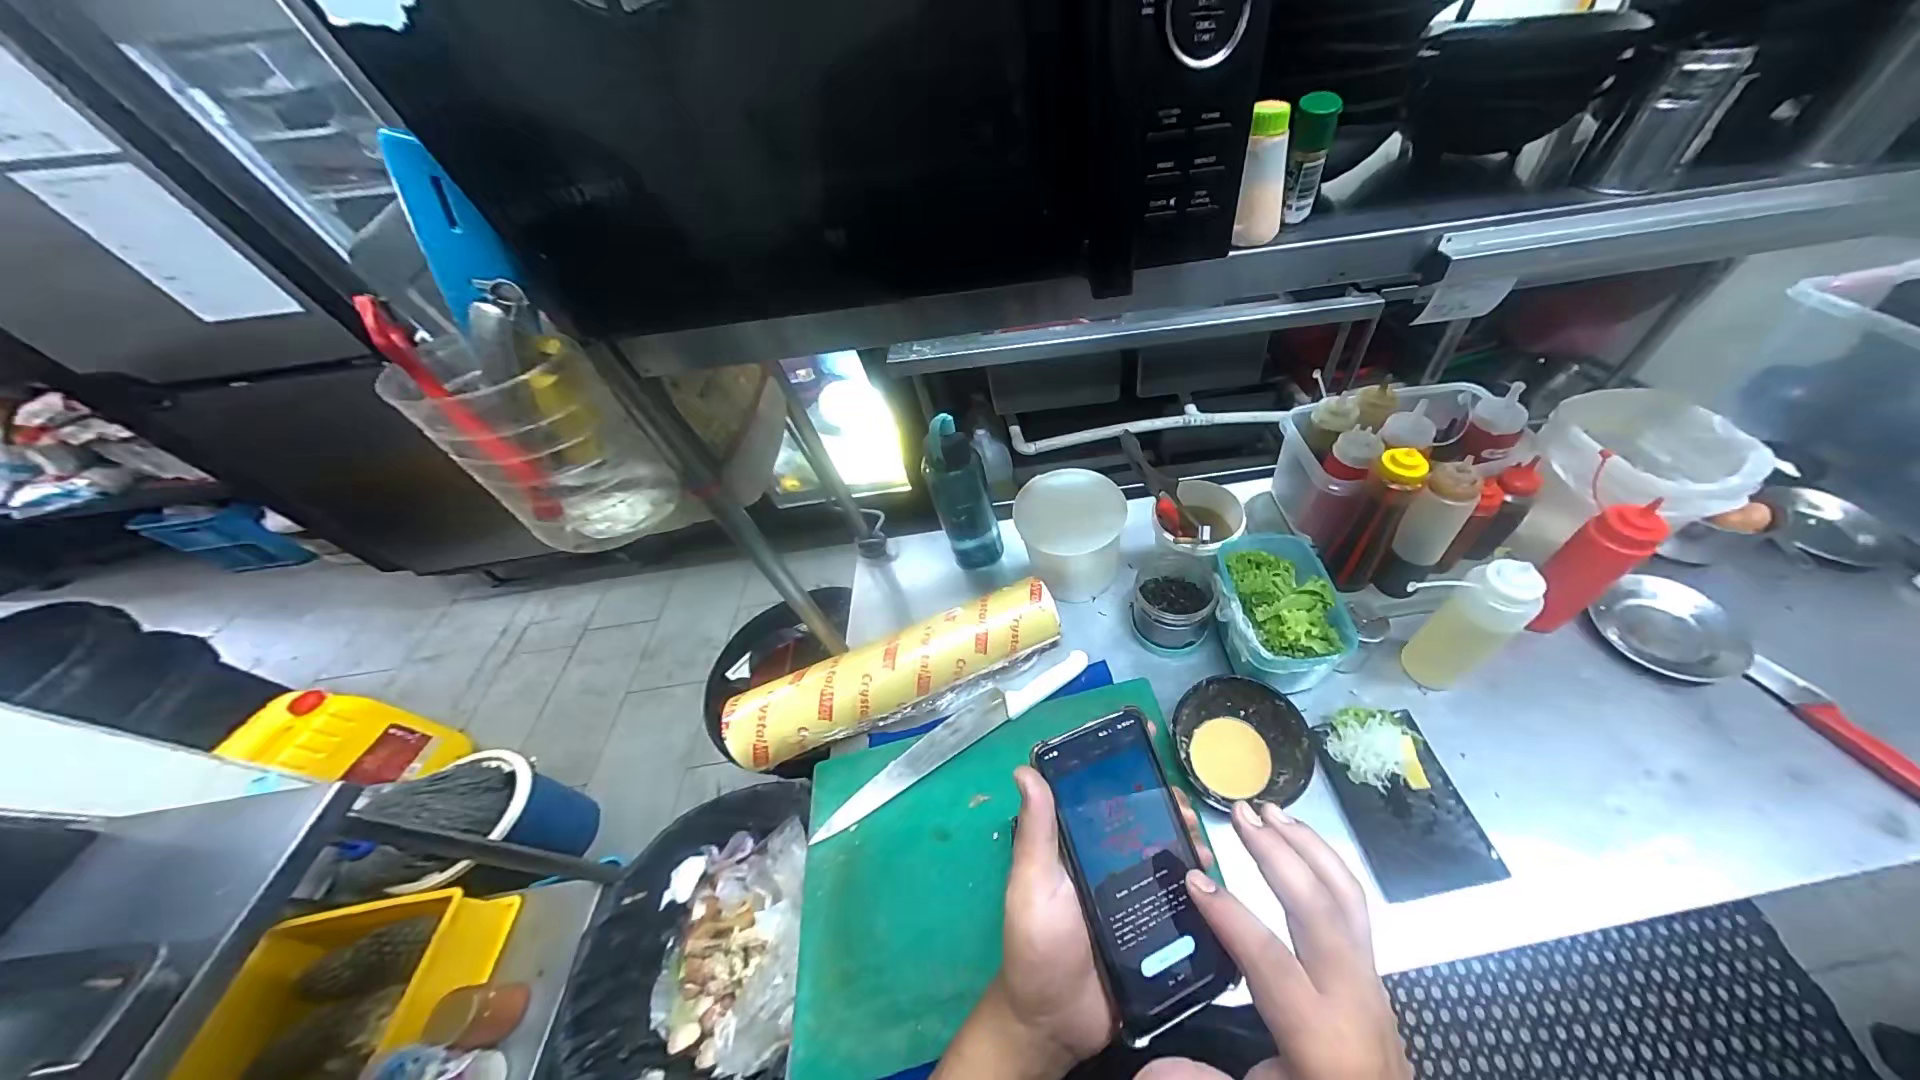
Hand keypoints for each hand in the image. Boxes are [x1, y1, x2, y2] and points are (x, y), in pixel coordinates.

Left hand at [934, 744, 1212, 1079]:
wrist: (1056, 1023)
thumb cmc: (1036, 945)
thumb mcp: (1032, 883)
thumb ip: (1035, 832)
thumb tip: (1025, 770)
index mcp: (1078, 847)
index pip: (1105, 802)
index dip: (1128, 779)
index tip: (1152, 757)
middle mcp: (1109, 866)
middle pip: (1144, 828)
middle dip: (1168, 812)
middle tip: (1185, 812)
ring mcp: (1135, 899)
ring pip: (1169, 862)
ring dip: (1189, 848)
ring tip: (1202, 847)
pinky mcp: (1157, 933)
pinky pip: (1183, 906)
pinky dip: (1201, 892)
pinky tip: (1214, 886)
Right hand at [1141, 800, 1409, 1079]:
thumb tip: (1146, 1068)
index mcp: (1321, 1037)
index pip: (1271, 961)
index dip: (1230, 916)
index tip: (1193, 878)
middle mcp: (1352, 998)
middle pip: (1320, 911)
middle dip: (1278, 855)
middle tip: (1240, 813)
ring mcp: (1369, 980)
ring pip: (1346, 899)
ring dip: (1308, 847)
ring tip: (1272, 810)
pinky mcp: (1371, 970)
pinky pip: (1353, 905)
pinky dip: (1326, 863)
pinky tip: (1300, 843)